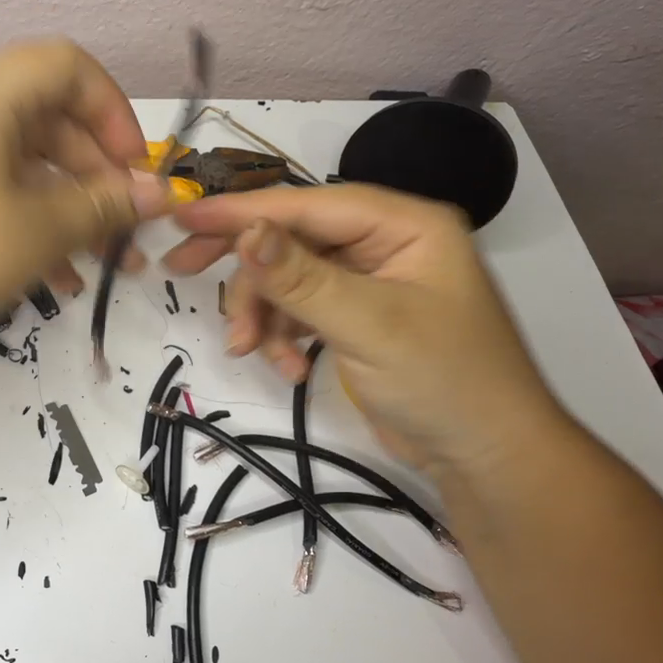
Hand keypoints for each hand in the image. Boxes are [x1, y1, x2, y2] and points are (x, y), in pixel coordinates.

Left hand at [0, 39, 168, 345]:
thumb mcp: (43, 230)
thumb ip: (107, 204)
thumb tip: (160, 194)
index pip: (65, 66)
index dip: (112, 110)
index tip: (134, 165)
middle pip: (45, 115)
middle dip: (94, 171)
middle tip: (126, 221)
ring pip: (20, 158)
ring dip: (67, 204)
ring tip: (105, 259)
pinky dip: (27, 215)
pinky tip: (61, 273)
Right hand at [163, 184, 567, 478]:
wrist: (484, 458)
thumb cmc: (444, 381)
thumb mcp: (368, 325)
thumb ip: (300, 277)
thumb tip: (244, 232)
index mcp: (403, 225)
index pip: (307, 205)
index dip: (242, 211)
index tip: (184, 219)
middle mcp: (383, 243)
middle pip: (290, 237)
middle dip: (242, 265)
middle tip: (178, 269)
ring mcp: (366, 281)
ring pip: (284, 278)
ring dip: (261, 314)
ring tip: (247, 350)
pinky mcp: (352, 316)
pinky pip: (296, 309)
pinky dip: (281, 336)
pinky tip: (286, 367)